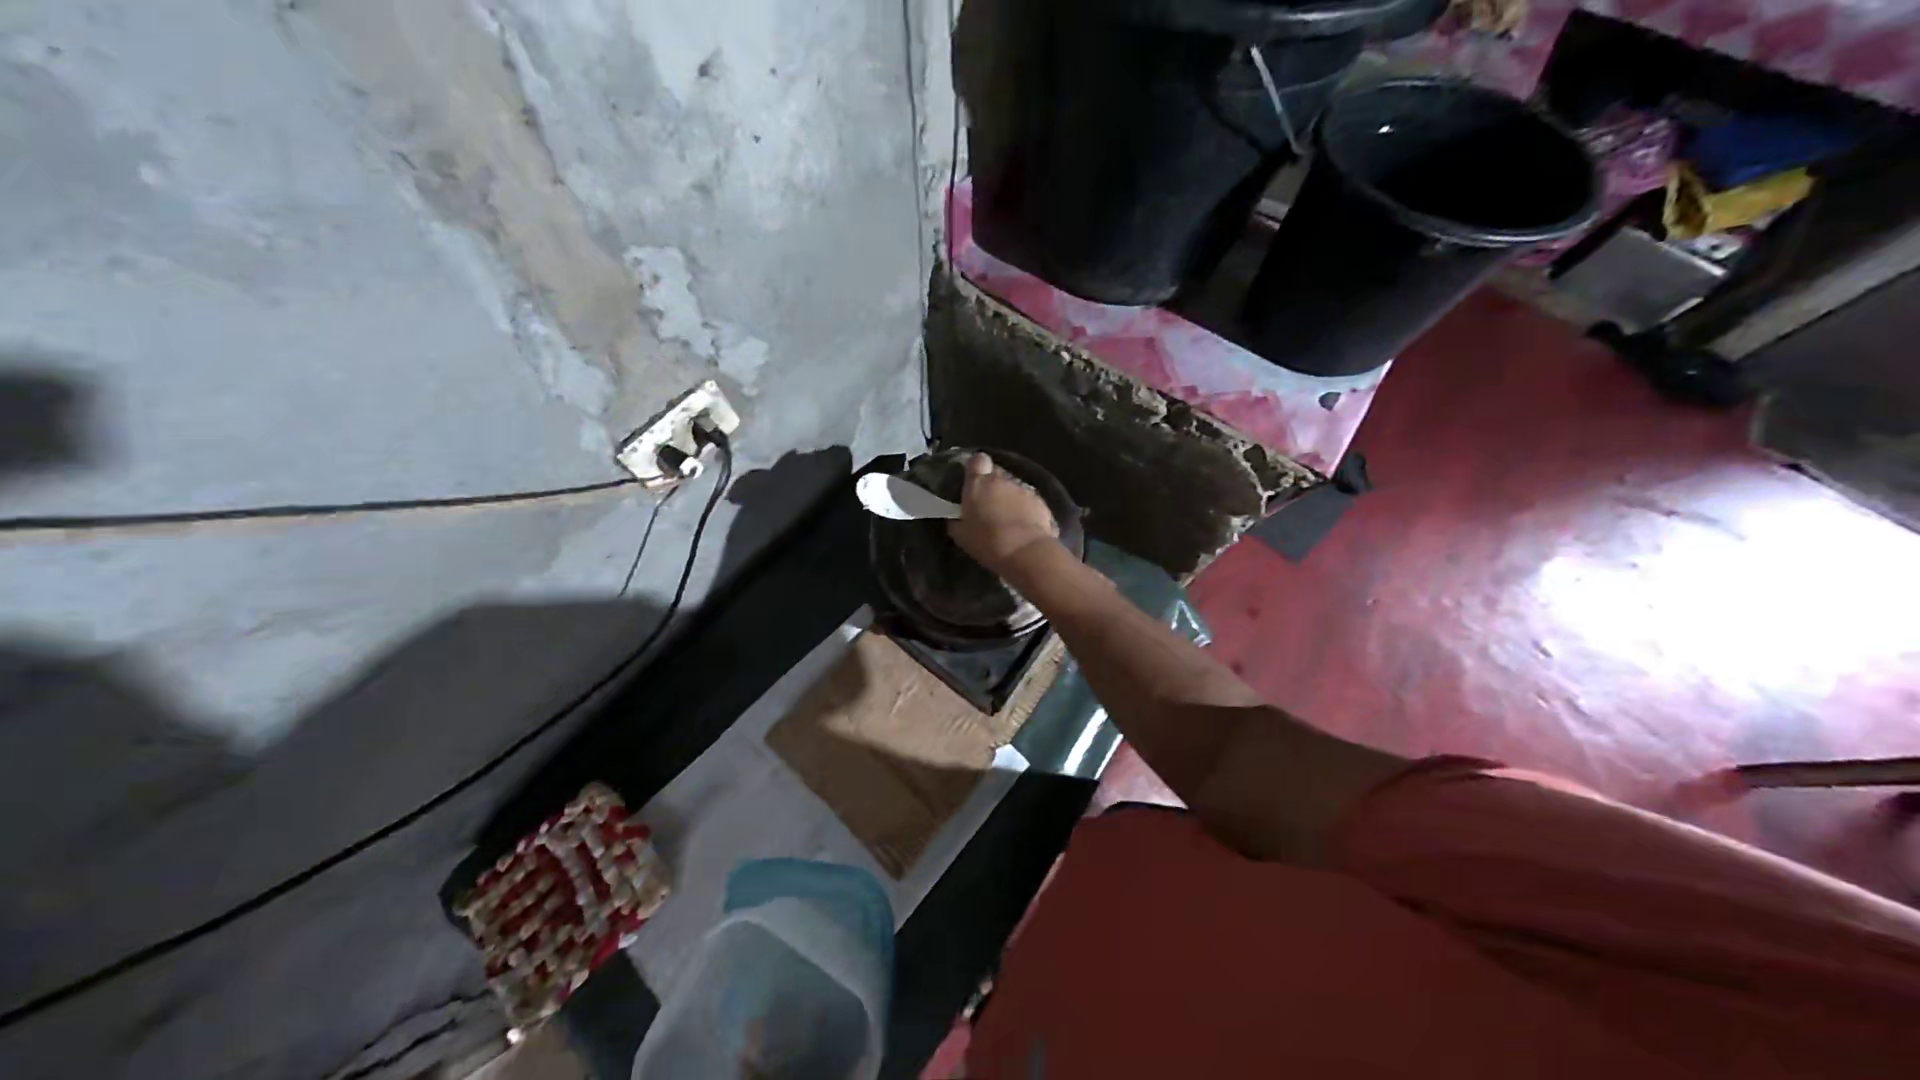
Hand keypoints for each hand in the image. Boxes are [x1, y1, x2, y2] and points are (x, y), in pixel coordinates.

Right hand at [947, 452, 1059, 574]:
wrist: (1025, 553)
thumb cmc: (987, 542)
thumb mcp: (961, 535)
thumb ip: (957, 520)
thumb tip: (955, 517)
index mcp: (978, 484)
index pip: (977, 460)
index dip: (976, 467)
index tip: (974, 480)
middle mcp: (1002, 480)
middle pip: (996, 474)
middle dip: (992, 485)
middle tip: (988, 505)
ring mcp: (1023, 490)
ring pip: (1013, 488)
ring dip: (1009, 499)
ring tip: (1008, 519)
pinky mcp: (1040, 502)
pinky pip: (1029, 501)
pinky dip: (1025, 509)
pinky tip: (1024, 526)